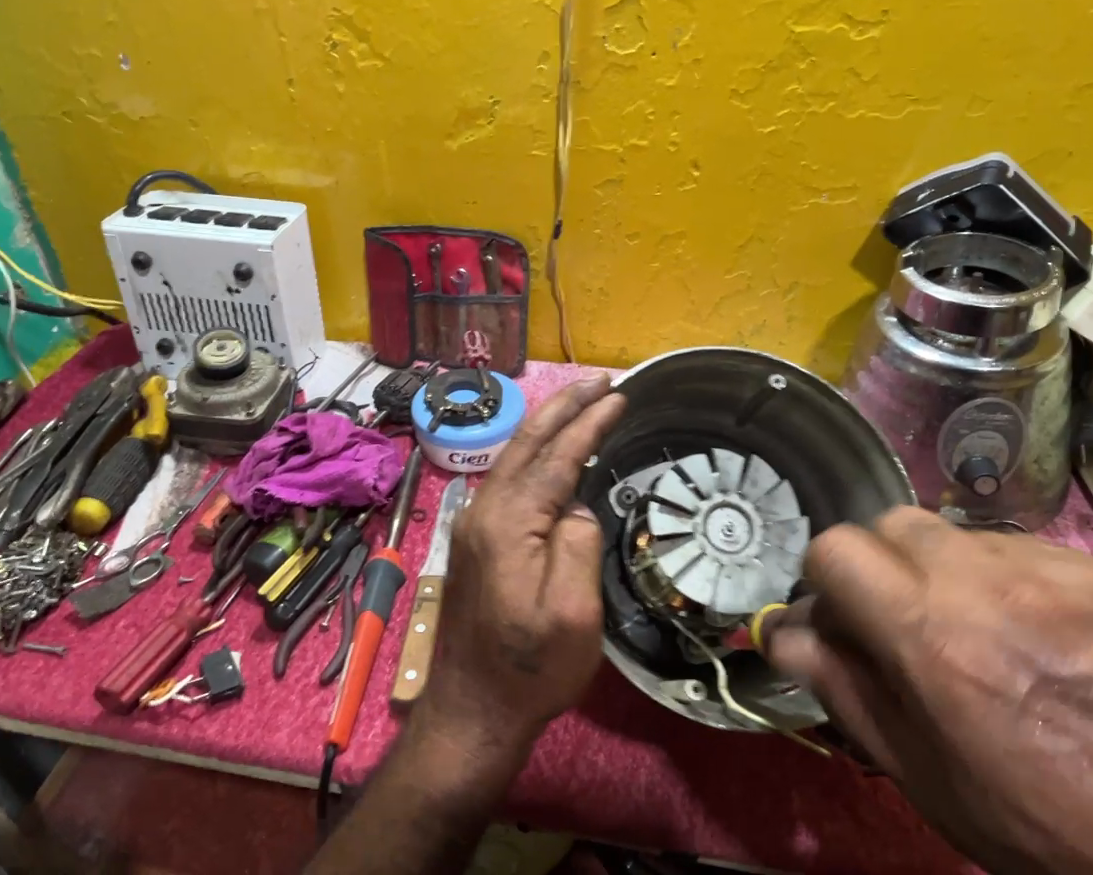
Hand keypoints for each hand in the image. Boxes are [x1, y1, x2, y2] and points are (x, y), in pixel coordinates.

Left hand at [412, 375, 625, 765]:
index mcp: (508, 523)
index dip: (589, 424)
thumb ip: (578, 546)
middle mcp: (483, 512)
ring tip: (582, 404)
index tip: (619, 396)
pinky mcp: (474, 541)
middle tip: (600, 381)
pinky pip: (508, 481)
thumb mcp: (572, 614)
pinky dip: (535, 455)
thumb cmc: (529, 669)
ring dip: (548, 427)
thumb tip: (578, 506)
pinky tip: (552, 454)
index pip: (556, 457)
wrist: (472, 710)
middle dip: (564, 407)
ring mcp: (473, 525)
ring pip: (513, 458)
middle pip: (526, 443)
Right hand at [763, 508, 1092, 874]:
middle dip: (882, 567)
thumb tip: (785, 633)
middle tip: (909, 627)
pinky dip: (1014, 583)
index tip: (843, 626)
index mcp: (932, 636)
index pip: (834, 549)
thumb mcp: (933, 782)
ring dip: (948, 574)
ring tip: (989, 639)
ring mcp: (1057, 565)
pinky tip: (1051, 642)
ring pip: (961, 533)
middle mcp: (987, 579)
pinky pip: (1031, 551)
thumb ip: (848, 692)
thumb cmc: (1064, 834)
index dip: (825, 585)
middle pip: (892, 523)